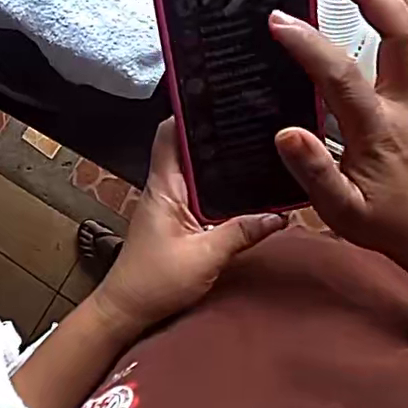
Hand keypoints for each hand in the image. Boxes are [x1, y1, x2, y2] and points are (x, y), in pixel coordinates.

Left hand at [85, 119, 287, 335]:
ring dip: (218, 159)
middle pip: (187, 148)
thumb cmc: (154, 283)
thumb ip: (241, 232)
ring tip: (255, 143)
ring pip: (195, 170)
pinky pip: (200, 193)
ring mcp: (169, 203)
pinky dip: (219, 186)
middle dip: (214, 132)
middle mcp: (164, 188)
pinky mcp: (176, 220)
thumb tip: (280, 215)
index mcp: (163, 187)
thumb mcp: (204, 257)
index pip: (170, 135)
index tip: (219, 96)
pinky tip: (245, 186)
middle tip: (252, 117)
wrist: (127, 310)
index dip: (190, 113)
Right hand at [267, 0, 407, 264]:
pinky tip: (396, 3)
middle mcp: (406, 106)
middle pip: (404, 35)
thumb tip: (287, 133)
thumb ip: (313, 170)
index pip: (342, 75)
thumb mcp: (338, 208)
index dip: (309, 44)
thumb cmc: (382, 221)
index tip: (280, 22)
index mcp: (377, 130)